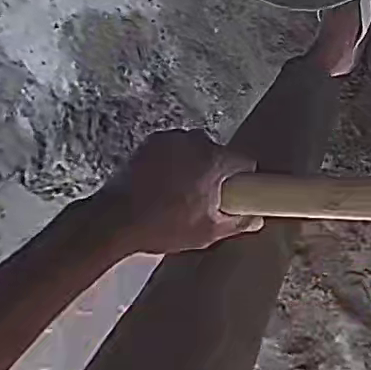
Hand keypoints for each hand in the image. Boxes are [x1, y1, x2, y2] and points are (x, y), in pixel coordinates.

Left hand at [98, 130, 262, 254]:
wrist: (115, 219)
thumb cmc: (162, 226)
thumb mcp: (206, 232)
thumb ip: (237, 222)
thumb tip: (256, 219)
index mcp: (214, 160)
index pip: (244, 161)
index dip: (243, 178)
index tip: (236, 191)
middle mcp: (197, 140)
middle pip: (219, 153)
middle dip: (215, 172)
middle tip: (202, 197)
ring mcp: (173, 137)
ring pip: (196, 148)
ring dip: (193, 164)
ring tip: (178, 192)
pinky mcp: (154, 140)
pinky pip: (174, 146)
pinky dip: (173, 159)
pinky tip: (161, 182)